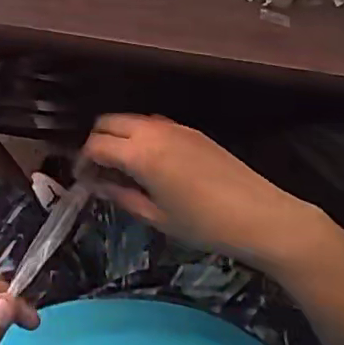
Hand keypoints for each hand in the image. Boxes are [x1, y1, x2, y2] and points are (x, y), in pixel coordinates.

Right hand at [79, 113, 330, 275]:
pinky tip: (148, 160)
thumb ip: (122, 196)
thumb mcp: (158, 217)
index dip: (82, 161)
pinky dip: (138, 134)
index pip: (95, 145)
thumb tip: (97, 184)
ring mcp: (172, 126)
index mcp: (140, 154)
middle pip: (107, 122)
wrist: (262, 216)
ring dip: (117, 135)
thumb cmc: (205, 225)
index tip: (81, 179)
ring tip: (121, 165)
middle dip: (96, 142)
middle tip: (97, 169)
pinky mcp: (189, 129)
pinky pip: (152, 123)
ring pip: (129, 119)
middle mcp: (152, 131)